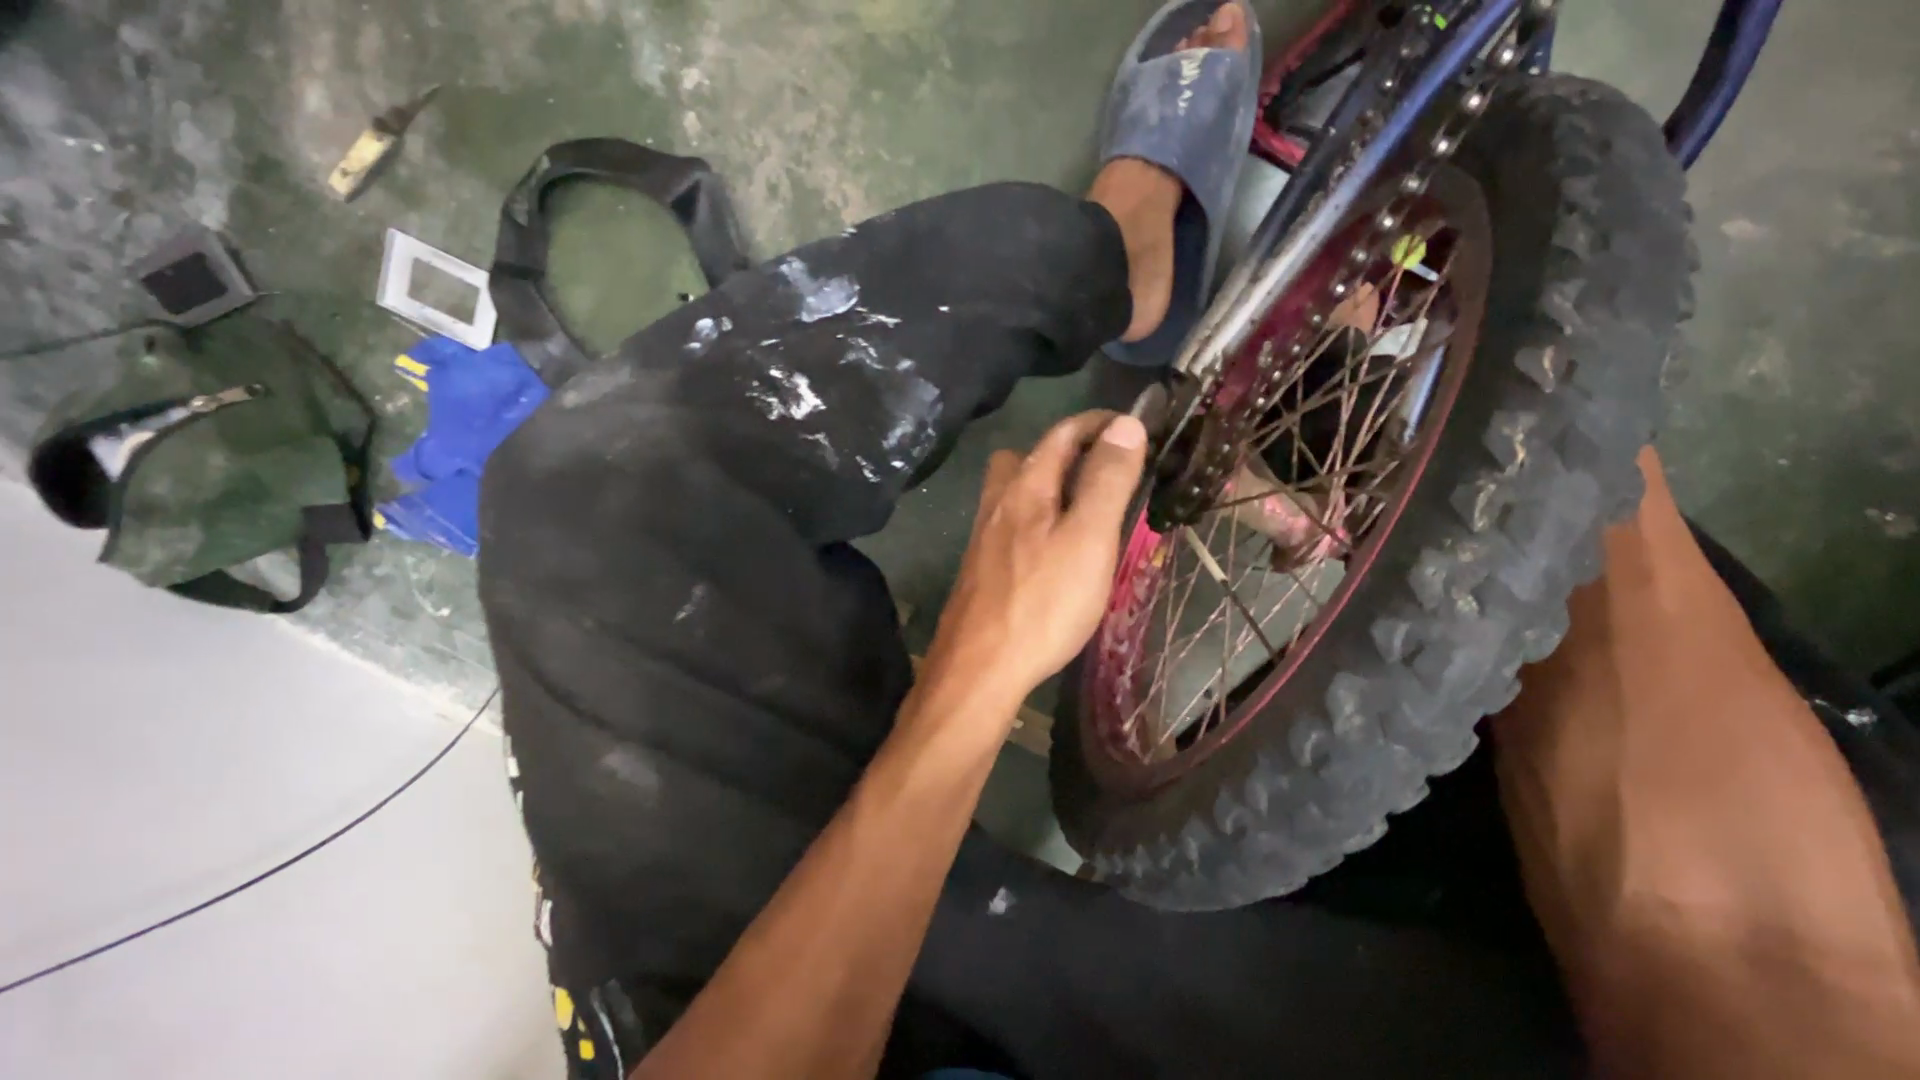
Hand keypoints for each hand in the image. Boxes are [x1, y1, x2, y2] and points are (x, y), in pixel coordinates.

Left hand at [924, 410, 1149, 701]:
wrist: (980, 668)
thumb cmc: (1043, 602)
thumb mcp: (1088, 537)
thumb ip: (1106, 480)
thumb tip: (1126, 424)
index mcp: (1026, 487)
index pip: (1062, 434)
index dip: (1098, 422)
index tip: (1134, 426)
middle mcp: (998, 504)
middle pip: (1027, 458)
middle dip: (1064, 451)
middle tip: (1103, 469)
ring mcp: (985, 538)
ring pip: (1015, 494)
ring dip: (1047, 488)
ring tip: (1083, 510)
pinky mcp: (982, 570)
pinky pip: (1012, 527)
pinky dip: (1037, 522)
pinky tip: (1053, 552)